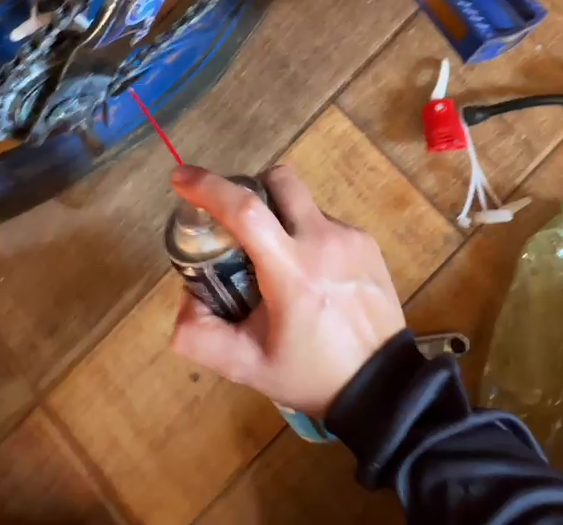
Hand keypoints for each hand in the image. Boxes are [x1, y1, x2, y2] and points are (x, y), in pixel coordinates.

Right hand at [169, 163, 407, 416]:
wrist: (381, 385)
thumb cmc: (310, 375)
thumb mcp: (247, 367)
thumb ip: (200, 337)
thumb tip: (185, 296)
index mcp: (291, 272)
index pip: (246, 211)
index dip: (209, 187)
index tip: (181, 177)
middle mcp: (323, 241)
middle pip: (280, 180)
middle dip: (252, 188)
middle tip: (240, 222)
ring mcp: (350, 237)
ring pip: (303, 203)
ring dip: (282, 219)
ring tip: (280, 265)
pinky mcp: (367, 241)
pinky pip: (326, 222)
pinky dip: (308, 237)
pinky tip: (314, 277)